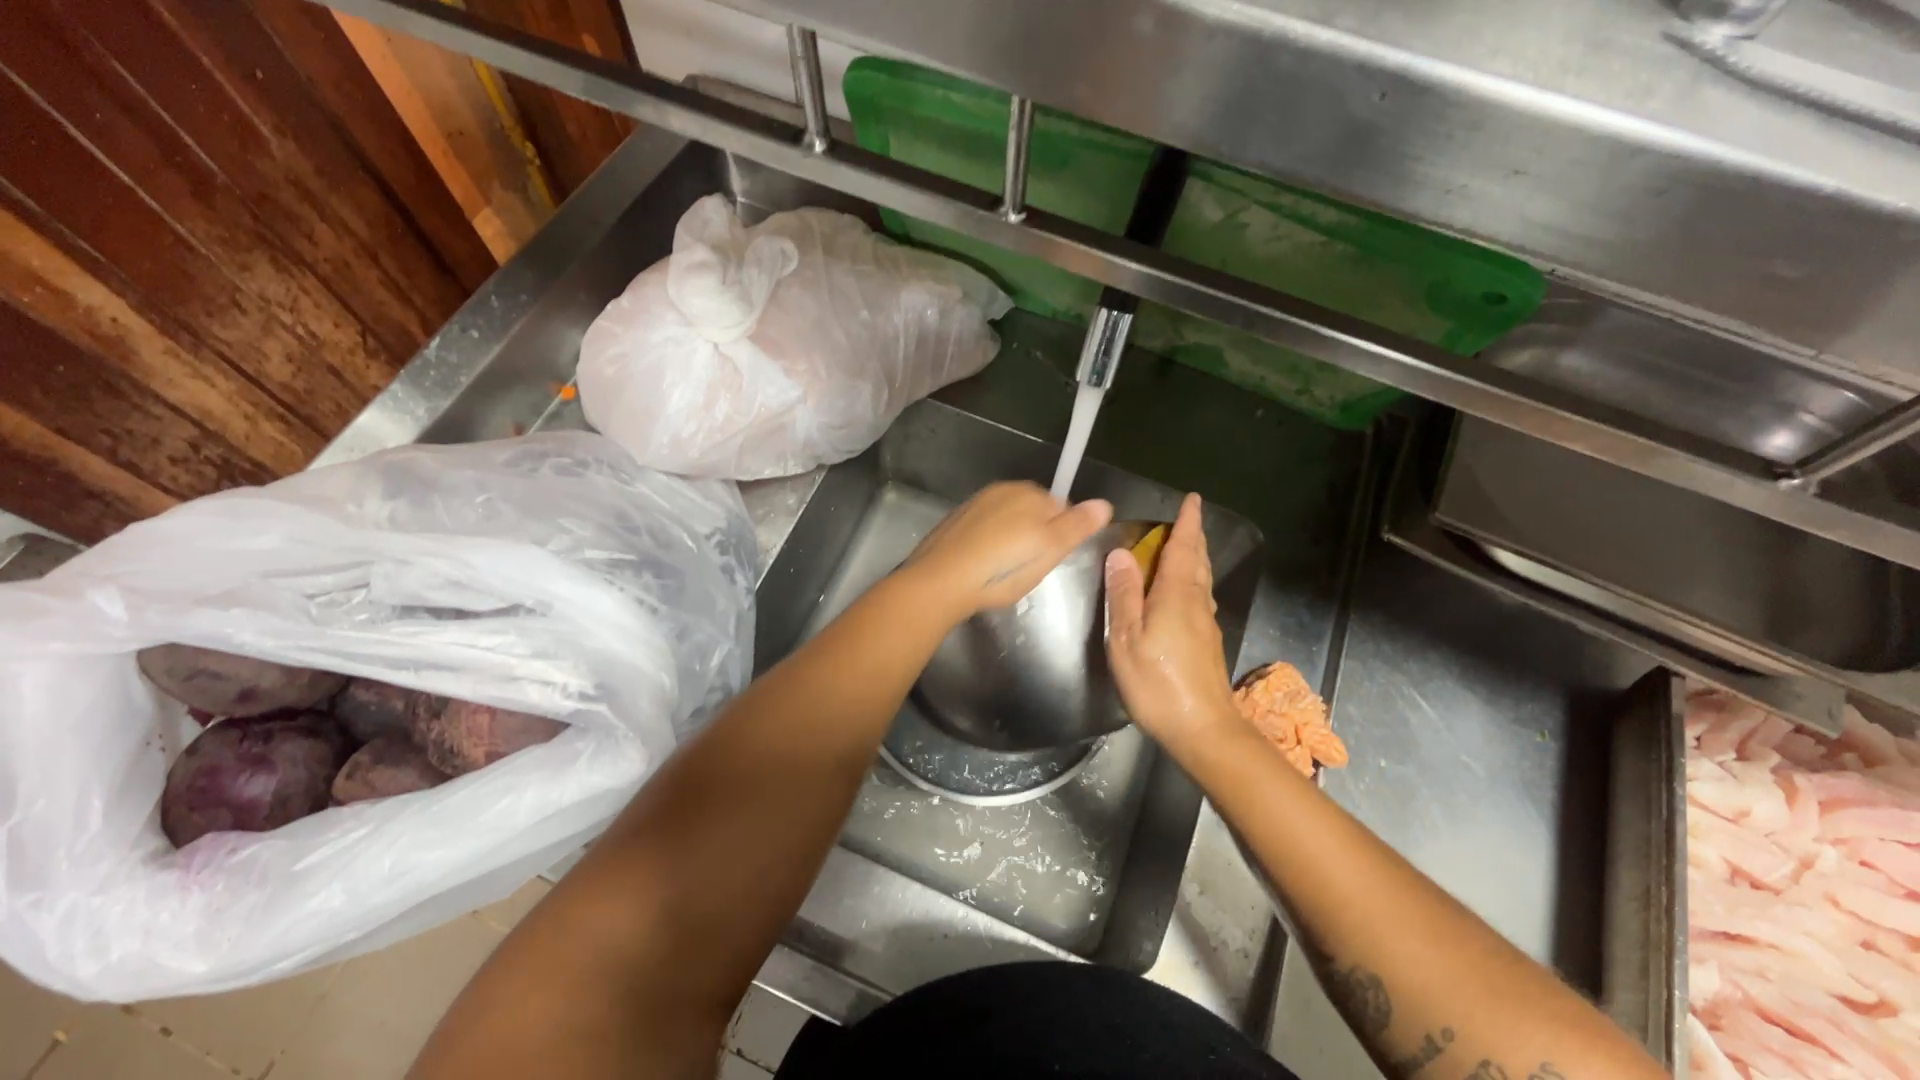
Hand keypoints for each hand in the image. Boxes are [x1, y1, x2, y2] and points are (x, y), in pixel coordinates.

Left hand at [902, 482, 1112, 619]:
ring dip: (1011, 541)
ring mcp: (975, 504)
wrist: (939, 582)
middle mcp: (1001, 490)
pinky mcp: (955, 523)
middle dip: (1036, 536)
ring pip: (1008, 522)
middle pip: (1033, 512)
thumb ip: (1078, 525)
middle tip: (1029, 568)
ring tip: (1005, 571)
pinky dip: (988, 546)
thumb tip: (1105, 503)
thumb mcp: (1049, 550)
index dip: (1061, 535)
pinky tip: (984, 568)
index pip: (1061, 507)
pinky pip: (984, 531)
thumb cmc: (1003, 569)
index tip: (1051, 560)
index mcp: (1029, 492)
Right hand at [1104, 493, 1240, 749]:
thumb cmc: (1158, 684)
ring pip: (1202, 580)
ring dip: (1194, 559)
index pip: (1183, 548)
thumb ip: (1124, 595)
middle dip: (1192, 537)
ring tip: (1184, 549)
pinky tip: (1184, 594)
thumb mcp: (1128, 639)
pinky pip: (1200, 598)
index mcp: (1176, 595)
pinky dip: (1193, 582)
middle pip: (1197, 561)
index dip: (1187, 523)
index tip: (1191, 500)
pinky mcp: (1208, 643)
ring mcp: (1207, 624)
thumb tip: (1122, 553)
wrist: (1203, 729)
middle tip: (1186, 520)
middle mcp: (1197, 603)